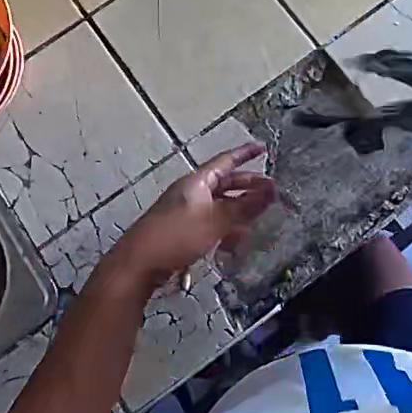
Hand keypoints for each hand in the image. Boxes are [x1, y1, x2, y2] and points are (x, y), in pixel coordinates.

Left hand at [106, 144, 277, 287]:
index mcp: (197, 182)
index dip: (245, 154)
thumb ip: (245, 207)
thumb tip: (272, 189)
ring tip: (258, 220)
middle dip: (248, 187)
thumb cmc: (177, 236)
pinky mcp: (183, 233)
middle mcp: (191, 193)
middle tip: (271, 191)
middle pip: (224, 184)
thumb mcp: (215, 220)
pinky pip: (210, 225)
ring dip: (239, 212)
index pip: (226, 161)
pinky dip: (225, 230)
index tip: (262, 148)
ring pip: (219, 207)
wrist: (139, 264)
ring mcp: (186, 213)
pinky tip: (234, 244)